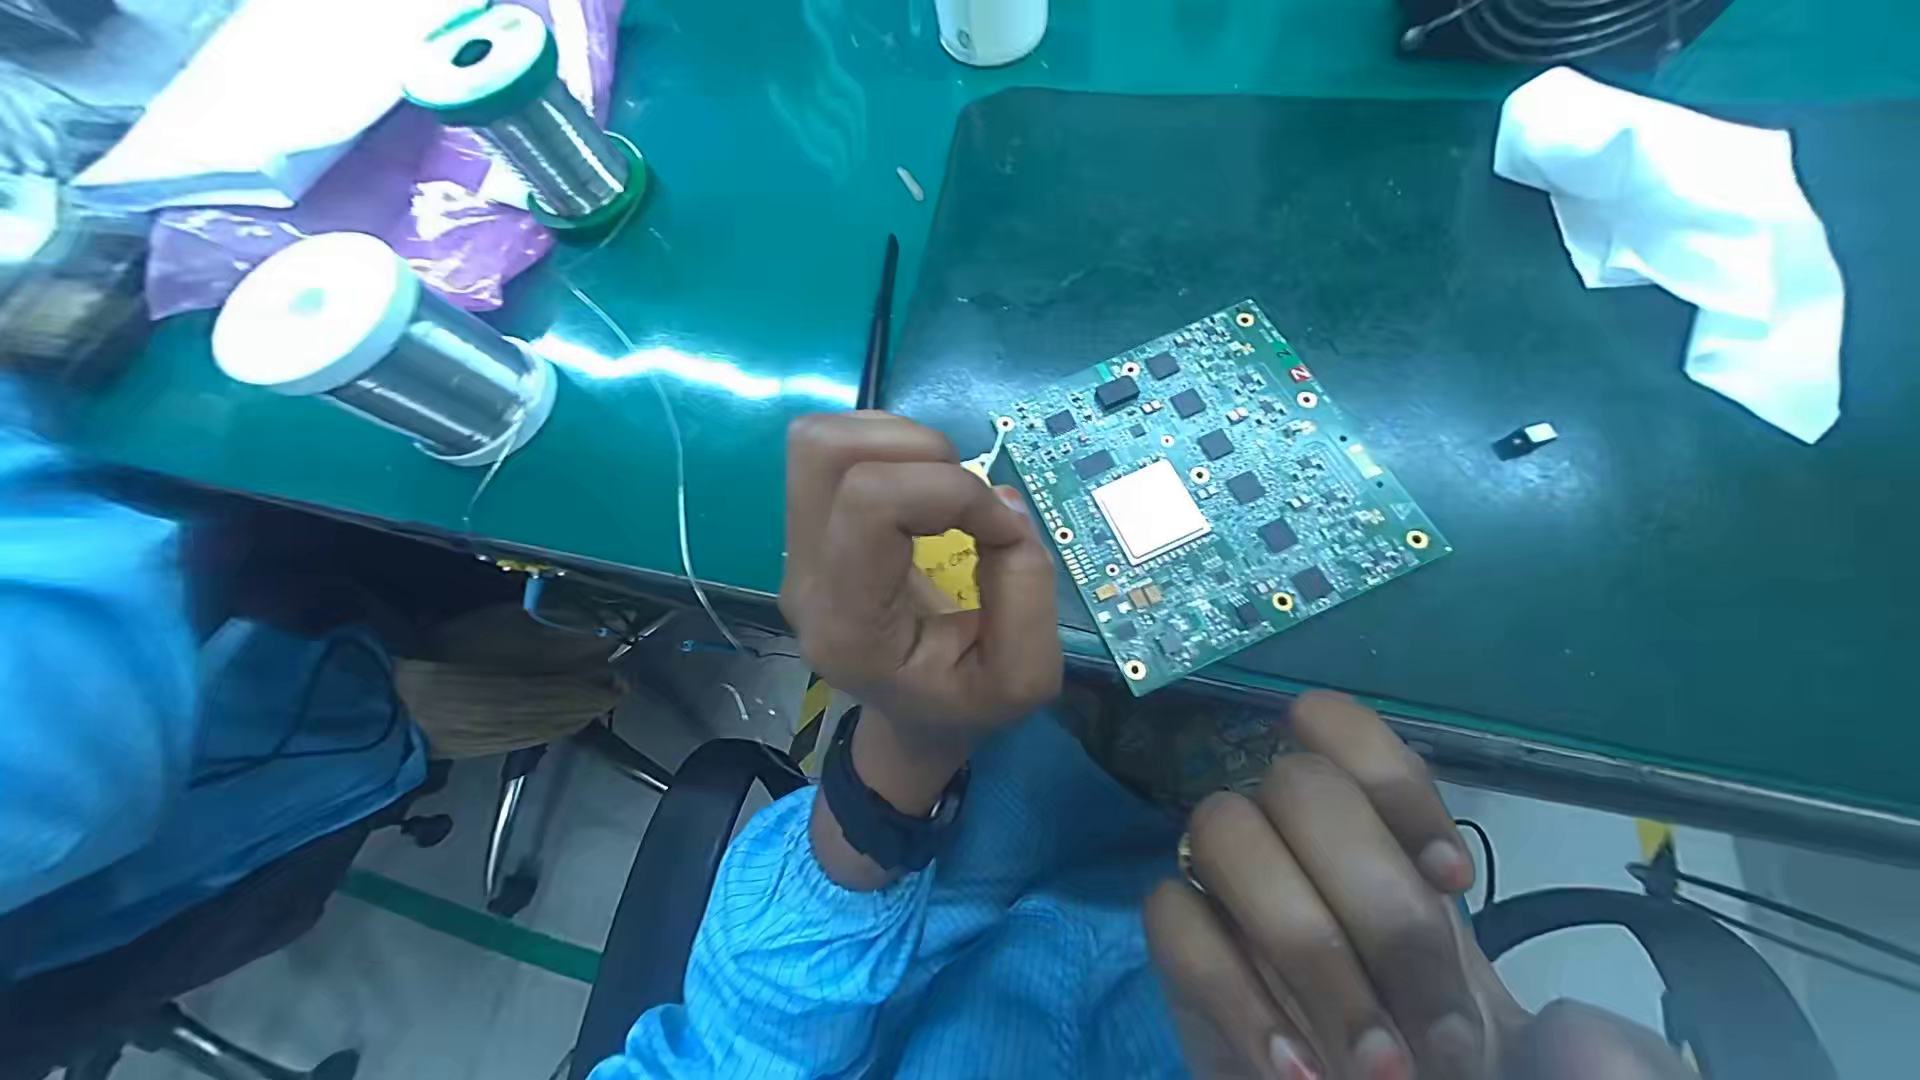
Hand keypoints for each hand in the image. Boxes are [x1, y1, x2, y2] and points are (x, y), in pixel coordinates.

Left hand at [781, 412, 1059, 829]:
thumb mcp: (1025, 676)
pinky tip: (917, 486)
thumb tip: (1000, 499)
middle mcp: (804, 582)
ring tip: (941, 486)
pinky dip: (885, 446)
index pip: (873, 502)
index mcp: (850, 626)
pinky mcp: (805, 531)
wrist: (913, 718)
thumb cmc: (964, 704)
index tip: (1001, 528)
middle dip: (922, 452)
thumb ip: (1027, 588)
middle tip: (965, 498)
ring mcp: (796, 553)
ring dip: (898, 442)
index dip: (953, 492)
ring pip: (819, 442)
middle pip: (829, 454)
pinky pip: (826, 452)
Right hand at [1146, 692, 1691, 1079]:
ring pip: (1221, 825)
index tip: (1450, 879)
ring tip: (1375, 1068)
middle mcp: (1291, 842)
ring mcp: (1225, 888)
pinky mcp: (1178, 948)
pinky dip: (1235, 992)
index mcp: (1370, 839)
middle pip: (1297, 782)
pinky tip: (1295, 1072)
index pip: (1337, 727)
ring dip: (1305, 943)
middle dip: (1377, 903)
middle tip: (1438, 1035)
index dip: (1388, 776)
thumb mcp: (1554, 1077)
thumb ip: (1610, 1069)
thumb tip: (1579, 1029)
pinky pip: (1171, 916)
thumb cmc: (1455, 1079)